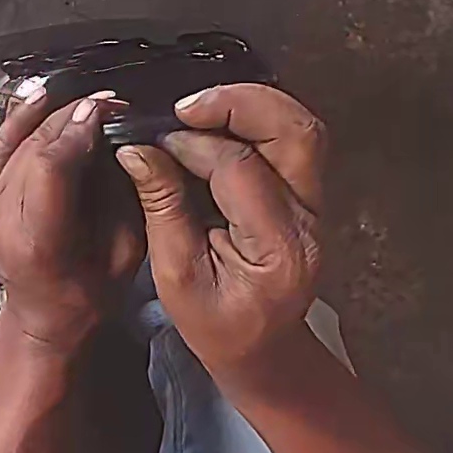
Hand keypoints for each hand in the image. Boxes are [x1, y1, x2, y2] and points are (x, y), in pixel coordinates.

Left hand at [0, 89, 145, 355]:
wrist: (42, 316)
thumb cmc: (86, 294)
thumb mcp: (125, 251)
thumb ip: (123, 195)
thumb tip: (119, 141)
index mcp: (39, 239)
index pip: (51, 165)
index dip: (80, 129)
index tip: (109, 110)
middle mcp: (3, 217)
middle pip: (35, 145)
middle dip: (74, 115)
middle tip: (109, 103)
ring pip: (19, 138)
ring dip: (57, 113)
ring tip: (90, 103)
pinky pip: (1, 142)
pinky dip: (21, 117)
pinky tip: (43, 97)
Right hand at [114, 84, 327, 391]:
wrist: (264, 349)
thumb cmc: (220, 328)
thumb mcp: (176, 277)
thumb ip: (163, 208)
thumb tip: (138, 152)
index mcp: (278, 249)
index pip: (240, 169)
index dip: (192, 146)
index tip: (155, 143)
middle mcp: (307, 220)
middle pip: (295, 132)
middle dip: (238, 104)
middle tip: (187, 106)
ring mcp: (314, 205)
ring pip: (300, 127)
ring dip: (251, 105)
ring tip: (201, 109)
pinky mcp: (306, 195)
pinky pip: (291, 140)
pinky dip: (256, 120)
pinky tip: (221, 123)